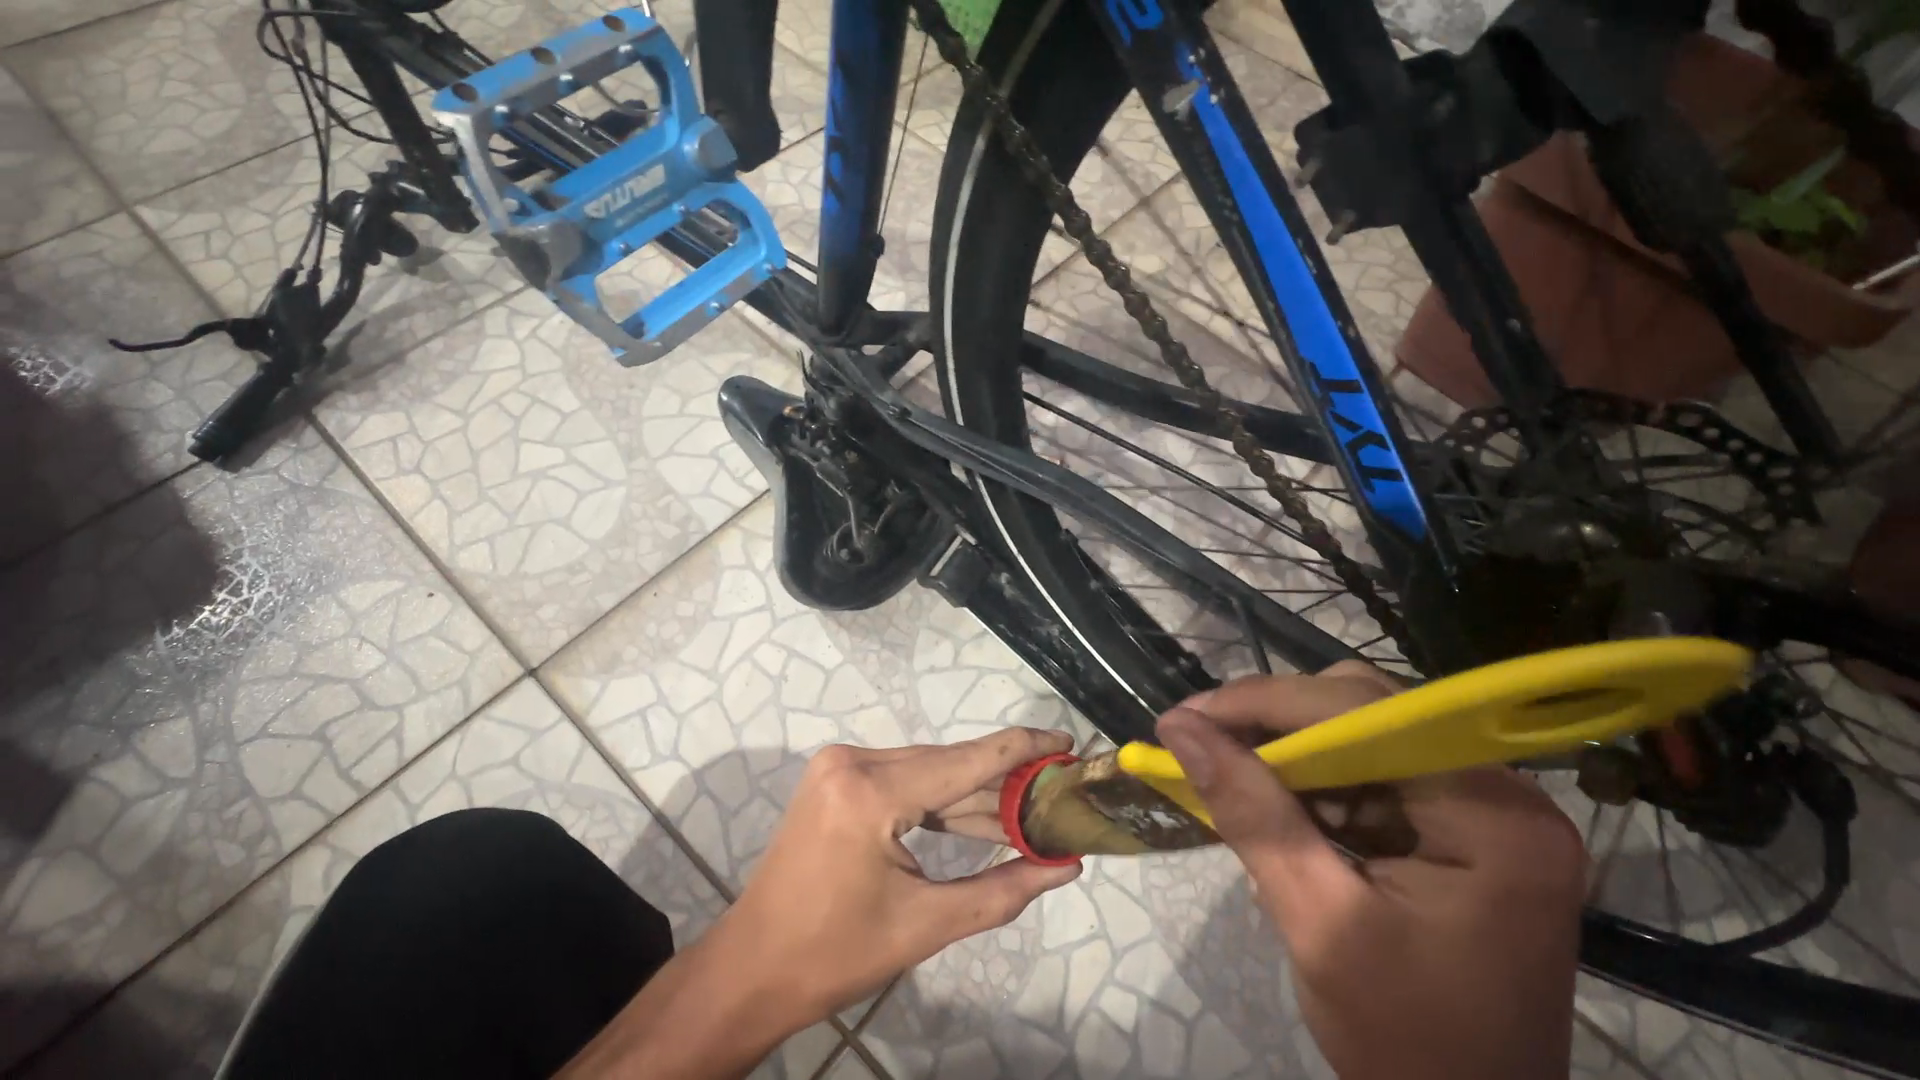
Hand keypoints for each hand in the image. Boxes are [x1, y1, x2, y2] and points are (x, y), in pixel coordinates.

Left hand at [558, 728, 1083, 1079]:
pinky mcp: (835, 781)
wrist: (753, 968)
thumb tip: (1065, 866)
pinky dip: (939, 802)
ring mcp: (839, 768)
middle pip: (948, 763)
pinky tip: (981, 820)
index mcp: (871, 792)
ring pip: (927, 771)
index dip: (1022, 748)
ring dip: (973, 795)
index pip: (967, 760)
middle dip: (1004, 780)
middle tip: (1058, 791)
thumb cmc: (835, 954)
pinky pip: (902, 781)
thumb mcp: (926, 926)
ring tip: (1030, 811)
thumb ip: (1003, 890)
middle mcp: (853, 762)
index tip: (1068, 741)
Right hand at [1155, 661, 1586, 1079]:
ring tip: (1230, 771)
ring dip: (1296, 753)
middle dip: (1279, 724)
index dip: (1266, 702)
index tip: (1186, 713)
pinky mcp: (1472, 835)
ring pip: (1371, 739)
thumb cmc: (1405, 1041)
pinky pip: (1382, 779)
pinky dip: (1323, 785)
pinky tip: (1278, 805)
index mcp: (1493, 817)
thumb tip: (1179, 729)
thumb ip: (1253, 815)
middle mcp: (1506, 794)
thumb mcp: (1318, 924)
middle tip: (1204, 742)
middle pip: (1373, 713)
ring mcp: (1494, 813)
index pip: (1366, 714)